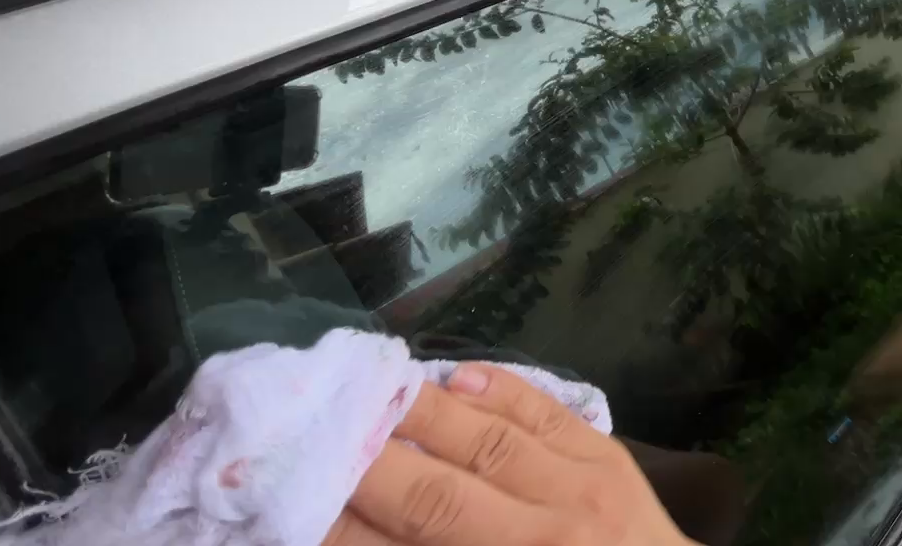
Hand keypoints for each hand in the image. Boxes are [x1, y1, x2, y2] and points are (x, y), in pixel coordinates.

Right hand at [324, 364, 697, 545]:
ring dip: (432, 414)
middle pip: (437, 498)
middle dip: (373, 462)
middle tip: (319, 425)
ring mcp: (578, 495)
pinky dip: (504, 391)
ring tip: (380, 387)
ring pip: (491, 444)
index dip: (340, 528)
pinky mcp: (608, 460)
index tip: (292, 494)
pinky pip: (549, 416)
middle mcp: (534, 545)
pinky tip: (463, 374)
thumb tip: (365, 529)